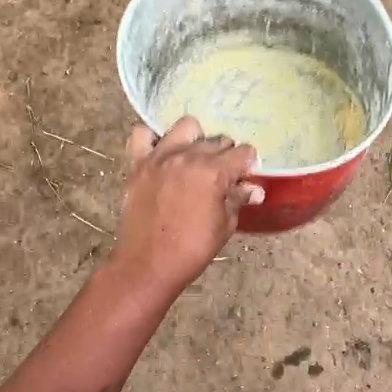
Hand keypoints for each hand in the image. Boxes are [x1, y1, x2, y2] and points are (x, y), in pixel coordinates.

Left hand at [106, 116, 262, 297]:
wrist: (148, 264)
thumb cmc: (192, 249)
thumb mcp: (224, 226)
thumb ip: (238, 199)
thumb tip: (254, 189)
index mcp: (214, 171)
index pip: (242, 153)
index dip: (248, 164)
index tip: (245, 177)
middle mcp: (188, 156)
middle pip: (216, 140)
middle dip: (225, 154)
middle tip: (223, 176)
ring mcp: (160, 157)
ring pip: (185, 127)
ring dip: (196, 139)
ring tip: (195, 159)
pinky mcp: (138, 164)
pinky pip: (142, 134)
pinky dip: (153, 138)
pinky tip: (161, 153)